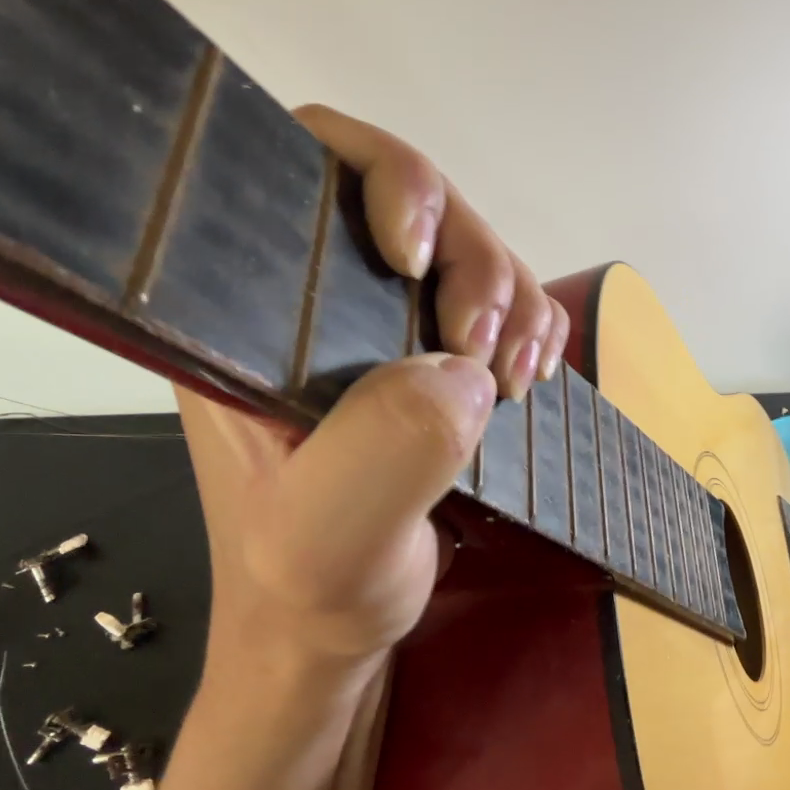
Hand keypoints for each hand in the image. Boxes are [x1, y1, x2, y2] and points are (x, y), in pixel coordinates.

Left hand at [181, 105, 572, 664]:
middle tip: (485, 348)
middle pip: (418, 197)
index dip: (380, 174)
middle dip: (473, 261)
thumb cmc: (306, 585)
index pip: (306, 163)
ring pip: (473, 245)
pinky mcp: (438, 347)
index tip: (417, 261)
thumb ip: (384, 451)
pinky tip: (531, 374)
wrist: (337, 625)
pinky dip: (536, 322)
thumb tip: (465, 369)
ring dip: (514, 297)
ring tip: (515, 377)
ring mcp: (386, 319)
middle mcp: (319, 297)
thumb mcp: (327, 539)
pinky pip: (507, 294)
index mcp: (253, 312)